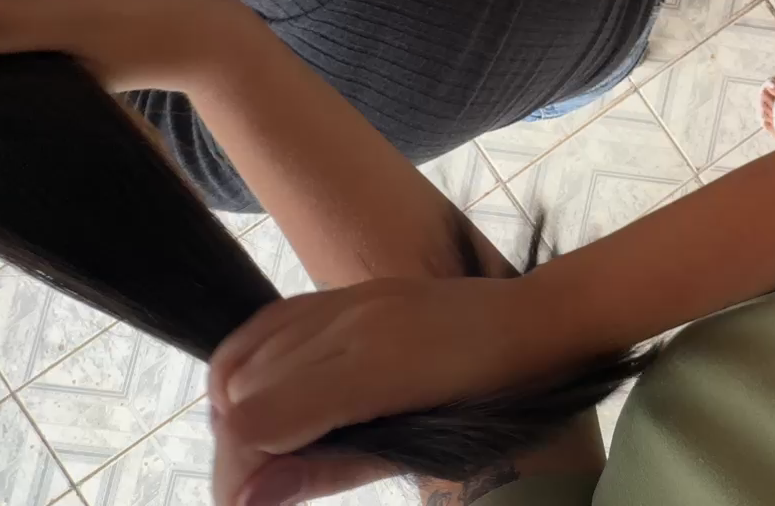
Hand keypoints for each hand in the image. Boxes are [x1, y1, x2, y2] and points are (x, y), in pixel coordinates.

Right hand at [210, 277, 529, 505]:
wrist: (534, 322)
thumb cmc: (494, 393)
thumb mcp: (421, 445)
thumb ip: (331, 469)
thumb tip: (246, 500)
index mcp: (374, 366)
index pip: (254, 420)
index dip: (241, 473)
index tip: (261, 496)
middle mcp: (356, 321)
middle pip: (243, 390)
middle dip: (240, 446)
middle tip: (273, 476)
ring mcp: (357, 297)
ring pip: (249, 354)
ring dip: (244, 403)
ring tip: (279, 437)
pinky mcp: (361, 289)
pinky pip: (277, 318)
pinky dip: (255, 359)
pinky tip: (276, 389)